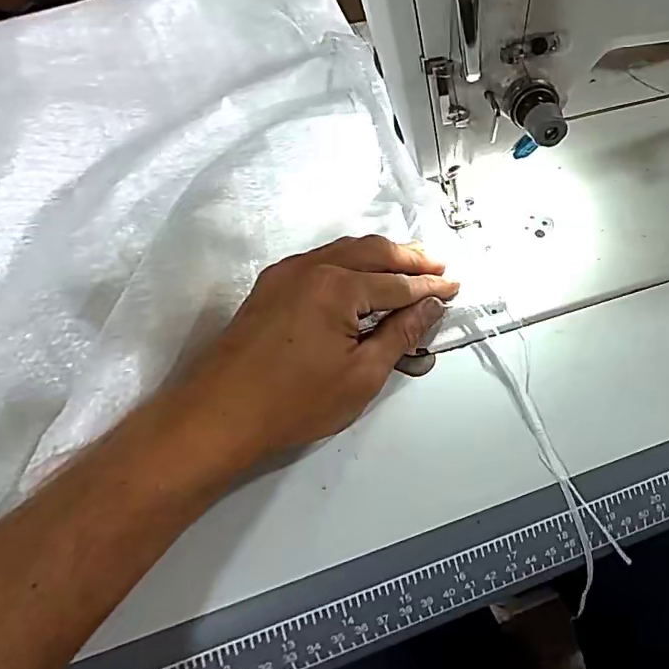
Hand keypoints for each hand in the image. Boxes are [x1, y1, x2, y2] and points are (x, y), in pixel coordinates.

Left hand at [170, 235, 459, 464]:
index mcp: (336, 288)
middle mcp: (311, 269)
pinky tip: (364, 273)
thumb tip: (430, 306)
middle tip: (439, 265)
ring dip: (381, 254)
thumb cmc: (293, 403)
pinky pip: (322, 259)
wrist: (214, 419)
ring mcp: (286, 274)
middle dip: (410, 257)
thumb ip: (401, 334)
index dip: (430, 286)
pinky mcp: (270, 286)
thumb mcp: (362, 374)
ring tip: (410, 262)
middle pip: (373, 252)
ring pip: (346, 249)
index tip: (454, 286)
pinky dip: (352, 260)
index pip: (398, 283)